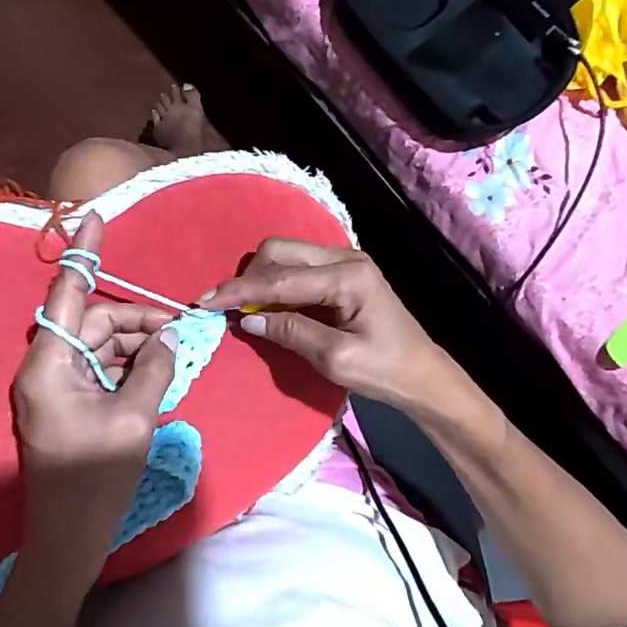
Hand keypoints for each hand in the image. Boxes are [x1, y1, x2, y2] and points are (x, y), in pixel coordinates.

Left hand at [12, 213, 178, 564]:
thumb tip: (166, 338)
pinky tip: (157, 371)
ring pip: (99, 344)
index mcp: (49, 366)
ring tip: (174, 354)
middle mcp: (45, 368)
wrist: (69, 537)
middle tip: (179, 331)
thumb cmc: (96, 479)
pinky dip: (127, 365)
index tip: (93, 218)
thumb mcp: (134, 418)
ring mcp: (55, 387)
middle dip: (136, 320)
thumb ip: (153, 367)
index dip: (81, 255)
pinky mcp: (67, 403)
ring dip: (136, 344)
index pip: (65, 295)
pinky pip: (99, 368)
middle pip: (93, 322)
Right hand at [200, 239, 455, 412]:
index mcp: (348, 277)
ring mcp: (345, 262)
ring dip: (261, 278)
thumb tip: (247, 317)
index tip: (205, 301)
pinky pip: (298, 269)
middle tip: (229, 308)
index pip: (280, 278)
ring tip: (245, 309)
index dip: (239, 290)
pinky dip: (277, 284)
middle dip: (249, 276)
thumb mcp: (335, 360)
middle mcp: (346, 258)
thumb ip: (291, 332)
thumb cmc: (385, 371)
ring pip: (287, 255)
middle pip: (280, 250)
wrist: (422, 375)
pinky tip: (268, 306)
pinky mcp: (342, 274)